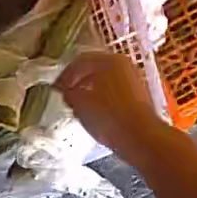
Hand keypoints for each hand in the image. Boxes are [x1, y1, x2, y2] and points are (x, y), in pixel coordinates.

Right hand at [56, 51, 173, 160]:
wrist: (140, 137)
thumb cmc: (108, 115)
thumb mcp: (80, 103)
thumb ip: (70, 94)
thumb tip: (68, 92)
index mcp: (109, 60)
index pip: (80, 61)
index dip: (65, 75)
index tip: (56, 88)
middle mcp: (124, 66)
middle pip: (95, 69)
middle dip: (79, 82)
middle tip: (67, 95)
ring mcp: (134, 81)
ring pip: (106, 81)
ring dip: (91, 91)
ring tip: (79, 106)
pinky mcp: (139, 98)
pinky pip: (116, 93)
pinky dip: (104, 99)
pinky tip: (96, 114)